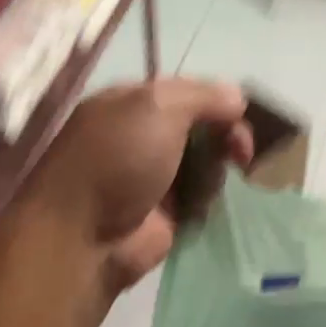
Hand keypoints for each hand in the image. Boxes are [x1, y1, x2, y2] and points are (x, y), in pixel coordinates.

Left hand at [26, 78, 253, 289]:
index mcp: (130, 101)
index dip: (218, 101)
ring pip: (205, 162)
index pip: (187, 91)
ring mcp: (153, 175)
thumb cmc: (116, 160)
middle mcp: (141, 135)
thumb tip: (238, 98)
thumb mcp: (158, 107)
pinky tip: (199, 207)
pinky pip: (200, 197)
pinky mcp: (165, 213)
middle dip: (225, 136)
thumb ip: (203, 95)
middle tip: (241, 153)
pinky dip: (206, 200)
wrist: (84, 236)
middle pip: (201, 127)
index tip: (240, 115)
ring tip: (207, 185)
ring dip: (215, 170)